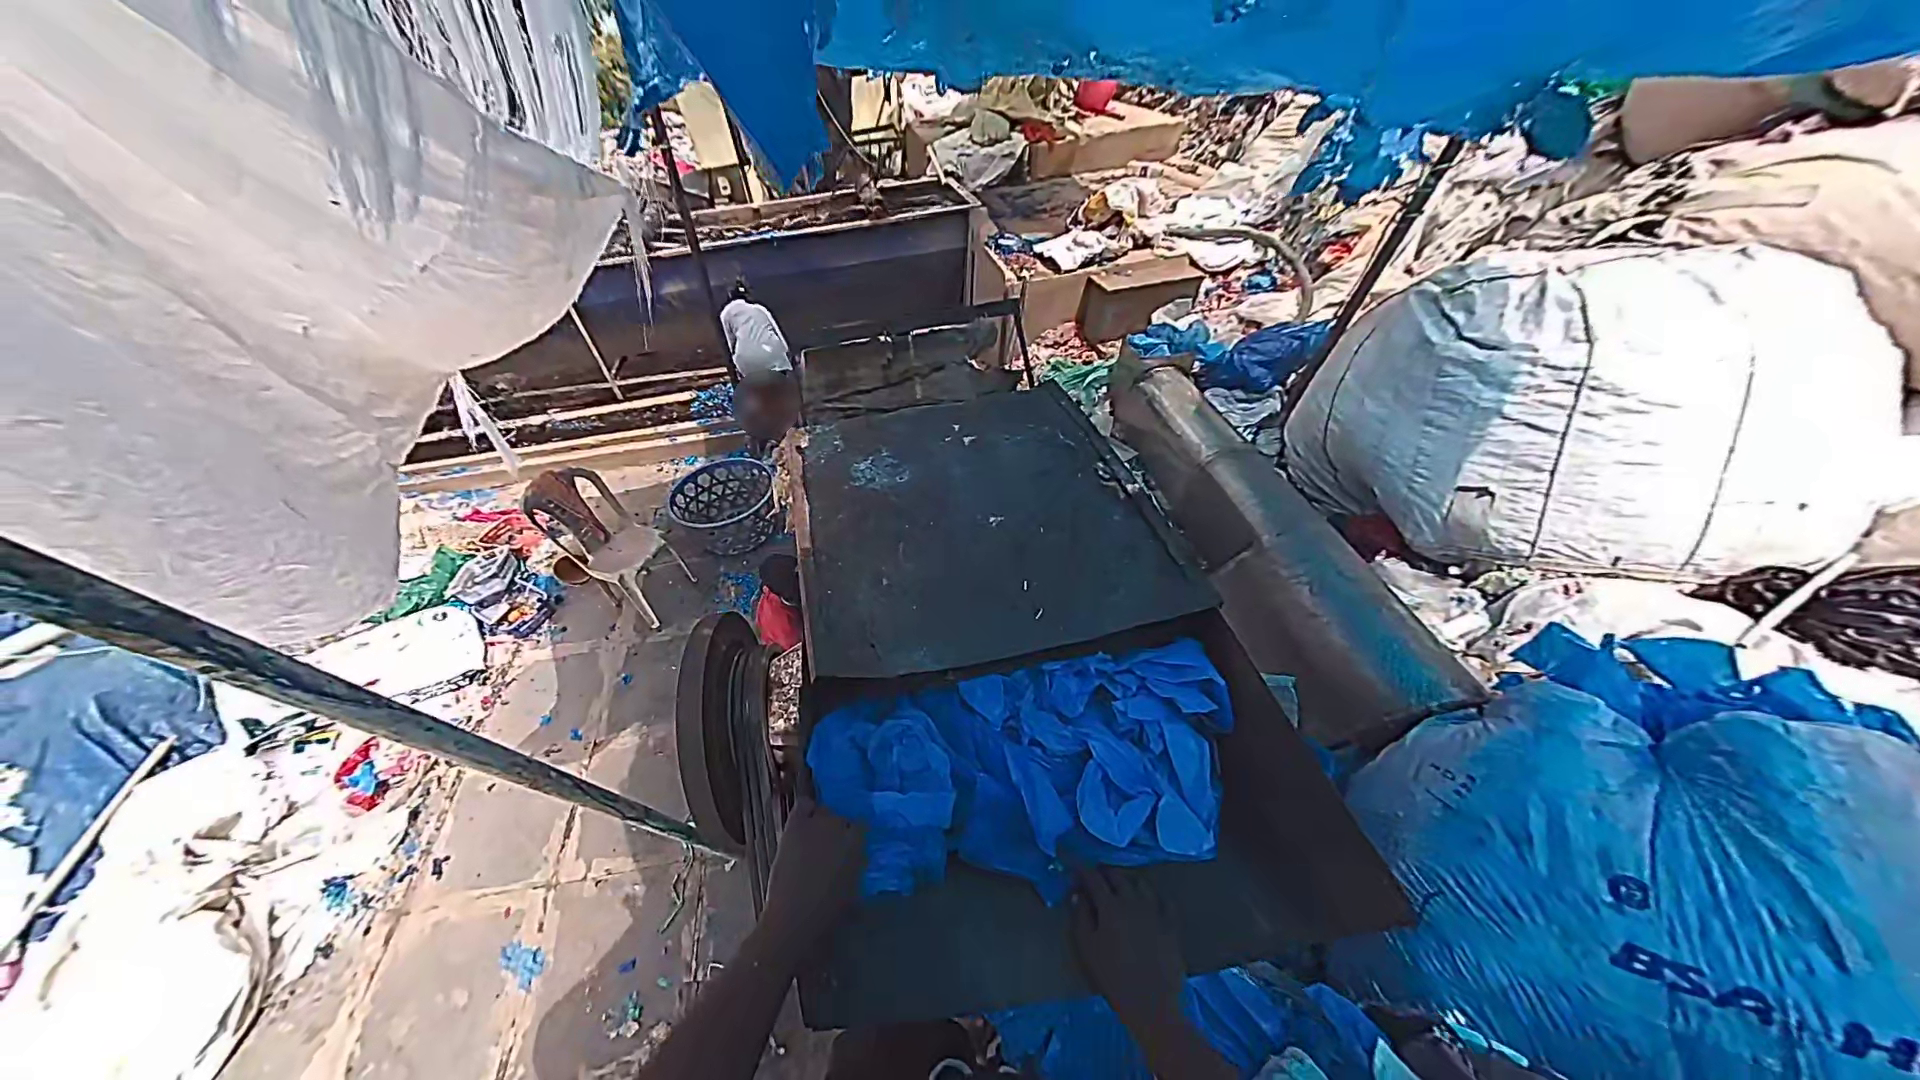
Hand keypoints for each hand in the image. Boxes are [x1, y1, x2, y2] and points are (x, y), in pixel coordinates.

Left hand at [754, 798, 866, 962]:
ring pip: (824, 810)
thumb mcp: (855, 893)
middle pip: (842, 817)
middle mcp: (840, 826)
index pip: (862, 825)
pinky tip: (802, 823)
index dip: (856, 836)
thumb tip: (857, 863)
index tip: (850, 847)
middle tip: (831, 848)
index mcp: (858, 843)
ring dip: (822, 821)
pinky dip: (805, 810)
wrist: (795, 920)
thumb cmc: (830, 914)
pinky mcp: (795, 825)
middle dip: (838, 830)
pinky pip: (803, 804)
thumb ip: (858, 871)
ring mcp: (817, 823)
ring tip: (815, 838)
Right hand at [1069, 868, 1186, 1026]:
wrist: (1151, 1004)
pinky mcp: (1171, 925)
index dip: (1083, 870)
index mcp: (1110, 905)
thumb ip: (1081, 916)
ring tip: (1122, 887)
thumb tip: (1079, 894)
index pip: (1093, 878)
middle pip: (1118, 876)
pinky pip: (1164, 900)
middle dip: (1104, 872)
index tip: (1076, 869)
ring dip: (1128, 881)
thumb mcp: (1087, 947)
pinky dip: (1154, 896)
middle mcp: (1133, 901)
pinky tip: (1150, 902)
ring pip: (1142, 883)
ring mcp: (1155, 911)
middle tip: (1096, 877)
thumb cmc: (1112, 977)